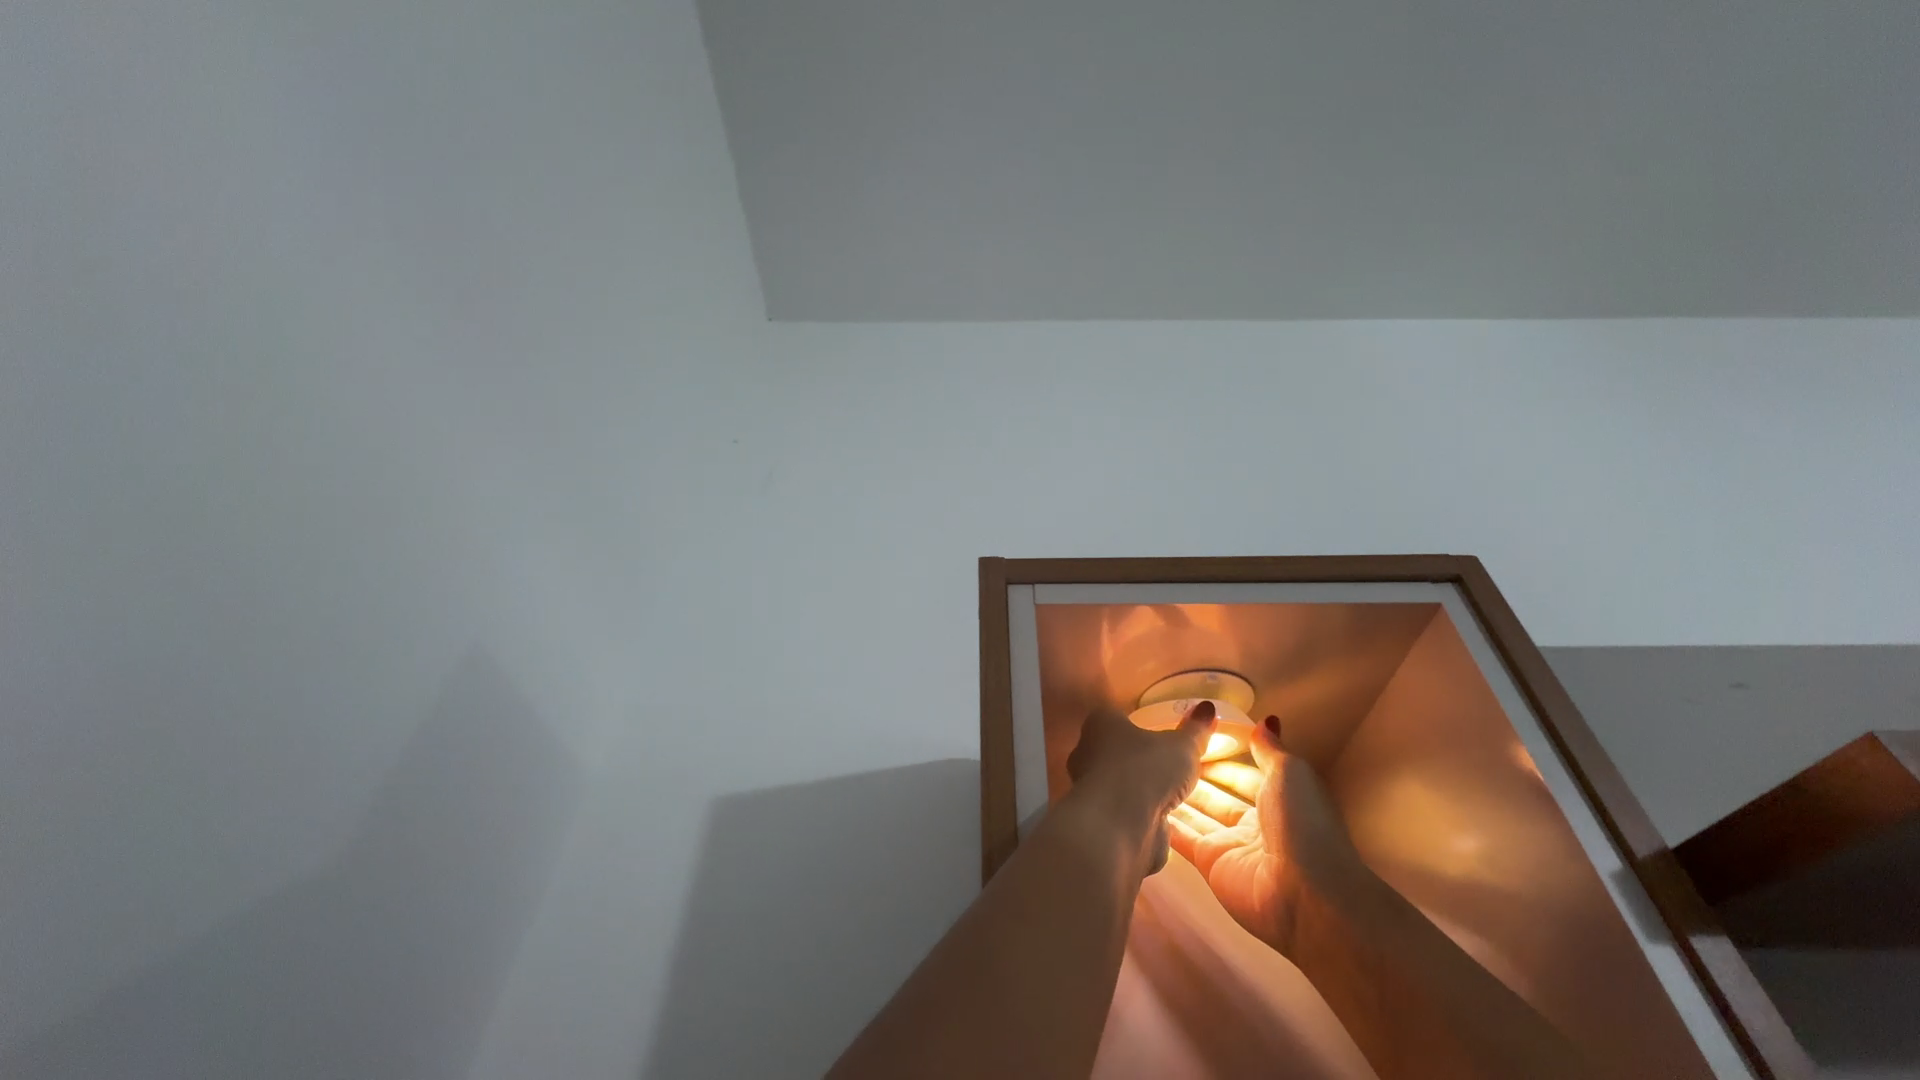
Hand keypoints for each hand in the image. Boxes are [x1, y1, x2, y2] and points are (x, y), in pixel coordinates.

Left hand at [1064, 700, 1216, 875]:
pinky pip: (1121, 810)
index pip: (1114, 716)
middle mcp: (1086, 753)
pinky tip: (1159, 819)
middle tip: (1165, 764)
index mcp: (1101, 725)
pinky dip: (1137, 814)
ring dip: (1137, 789)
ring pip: (1115, 783)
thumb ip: (1194, 731)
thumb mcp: (1181, 748)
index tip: (1154, 730)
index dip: (1133, 722)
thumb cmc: (1146, 771)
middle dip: (1135, 757)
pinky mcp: (1097, 820)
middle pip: (1111, 750)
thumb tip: (1207, 708)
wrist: (1117, 828)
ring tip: (1168, 794)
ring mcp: (1088, 789)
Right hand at [1168, 715, 1371, 955]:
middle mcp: (1253, 822)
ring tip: (1144, 772)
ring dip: (1176, 796)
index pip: (1241, 772)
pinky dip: (1165, 824)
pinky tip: (1141, 805)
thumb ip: (1270, 748)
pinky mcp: (1210, 864)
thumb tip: (1267, 720)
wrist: (1306, 895)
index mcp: (1277, 798)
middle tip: (1159, 752)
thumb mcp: (1290, 774)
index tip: (1190, 735)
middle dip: (1193, 775)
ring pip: (1197, 814)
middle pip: (1217, 794)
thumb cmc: (1301, 824)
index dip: (1220, 755)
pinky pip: (1183, 839)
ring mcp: (1230, 844)